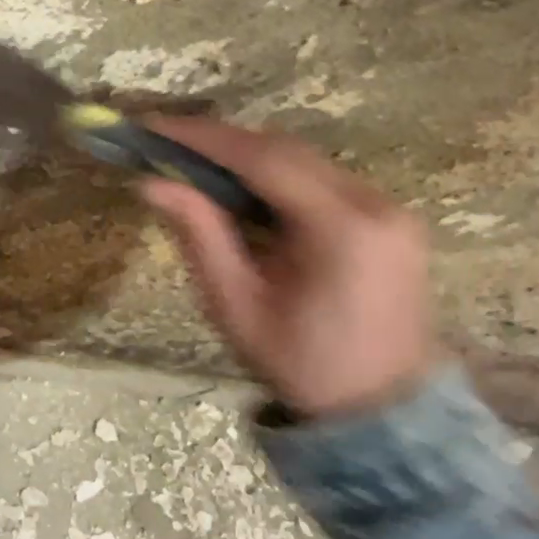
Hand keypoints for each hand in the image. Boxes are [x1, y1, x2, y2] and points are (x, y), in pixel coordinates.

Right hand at [138, 117, 436, 416]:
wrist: (385, 412)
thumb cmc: (301, 363)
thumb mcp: (234, 302)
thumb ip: (197, 233)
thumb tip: (150, 182)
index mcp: (341, 227)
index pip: (261, 158)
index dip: (201, 136)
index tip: (149, 126)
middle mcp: (375, 203)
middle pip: (283, 149)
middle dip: (218, 141)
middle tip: (161, 143)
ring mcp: (390, 208)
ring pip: (301, 159)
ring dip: (243, 156)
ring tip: (189, 164)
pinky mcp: (389, 218)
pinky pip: (319, 177)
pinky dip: (271, 174)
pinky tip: (236, 188)